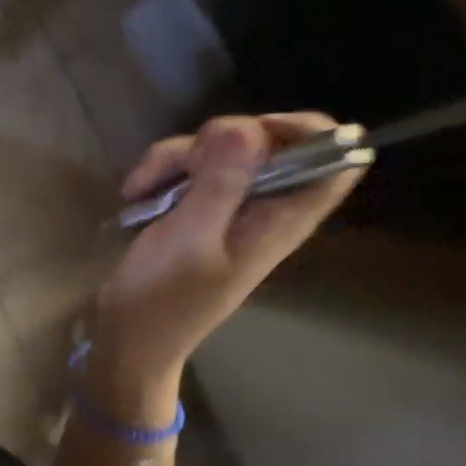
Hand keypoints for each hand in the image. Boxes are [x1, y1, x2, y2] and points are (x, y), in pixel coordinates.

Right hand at [94, 113, 366, 385]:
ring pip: (218, 150)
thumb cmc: (163, 297)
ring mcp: (231, 207)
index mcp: (282, 218)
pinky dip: (162, 171)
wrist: (130, 338)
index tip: (249, 133)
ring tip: (139, 189)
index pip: (335, 158)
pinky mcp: (199, 210)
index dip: (304, 131)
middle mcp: (266, 207)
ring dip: (175, 157)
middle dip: (214, 141)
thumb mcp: (189, 237)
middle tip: (182, 167)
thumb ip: (222, 183)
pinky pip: (191, 169)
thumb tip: (245, 127)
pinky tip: (136, 195)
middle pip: (265, 142)